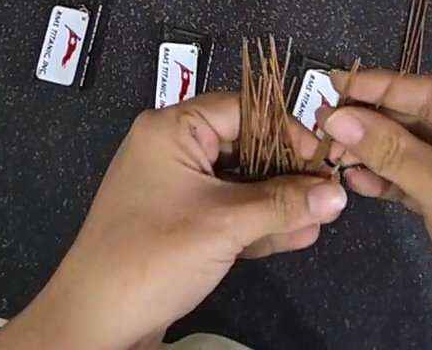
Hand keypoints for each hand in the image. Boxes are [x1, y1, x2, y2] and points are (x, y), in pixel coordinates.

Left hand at [0, 91, 347, 349]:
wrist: (95, 322)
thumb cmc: (153, 255)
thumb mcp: (223, 224)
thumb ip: (282, 205)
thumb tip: (336, 194)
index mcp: (172, 127)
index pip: (240, 110)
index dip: (283, 129)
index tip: (321, 157)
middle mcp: (172, 148)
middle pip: (241, 145)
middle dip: (286, 169)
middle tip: (329, 187)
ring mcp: (174, 187)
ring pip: (238, 182)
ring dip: (278, 200)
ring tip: (324, 213)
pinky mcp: (179, 223)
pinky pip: (226, 211)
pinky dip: (259, 222)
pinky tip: (300, 232)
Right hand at [320, 70, 431, 349]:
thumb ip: (392, 152)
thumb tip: (337, 116)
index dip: (381, 86)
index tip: (334, 81)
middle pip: (419, 119)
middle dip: (372, 120)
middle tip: (323, 119)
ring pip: (411, 150)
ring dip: (372, 150)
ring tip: (330, 150)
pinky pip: (412, 181)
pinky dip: (383, 179)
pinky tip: (354, 178)